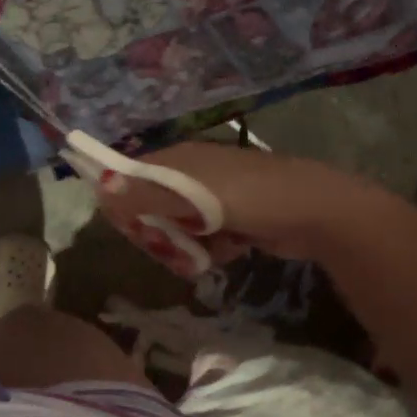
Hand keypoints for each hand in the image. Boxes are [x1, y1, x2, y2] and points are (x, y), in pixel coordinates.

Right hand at [97, 142, 395, 275]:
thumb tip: (97, 188)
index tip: (130, 227)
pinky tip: (224, 253)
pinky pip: (201, 237)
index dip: (122, 203)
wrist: (319, 213)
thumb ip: (142, 195)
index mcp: (176, 159)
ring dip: (181, 245)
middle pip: (148, 206)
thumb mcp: (189, 196)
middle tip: (169, 248)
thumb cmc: (249, 197)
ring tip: (199, 257)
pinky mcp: (231, 218)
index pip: (127, 177)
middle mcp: (189, 174)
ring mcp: (212, 197)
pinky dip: (206, 248)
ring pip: (174, 226)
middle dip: (155, 231)